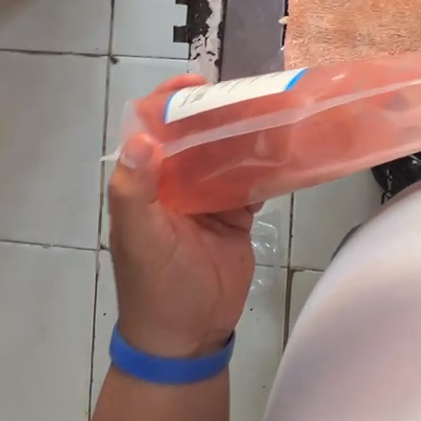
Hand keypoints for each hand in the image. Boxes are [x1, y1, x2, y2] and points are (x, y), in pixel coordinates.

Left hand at [109, 75, 256, 358]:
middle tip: (248, 92)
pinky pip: (250, 179)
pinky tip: (285, 146)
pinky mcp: (235, 214)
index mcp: (146, 183)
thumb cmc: (158, 287)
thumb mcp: (141, 241)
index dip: (169, 101)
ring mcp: (207, 198)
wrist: (189, 336)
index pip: (152, 129)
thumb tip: (142, 140)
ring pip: (225, 153)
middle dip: (216, 111)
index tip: (197, 83)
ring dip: (244, 133)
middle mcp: (175, 183)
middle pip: (194, 135)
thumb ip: (135, 193)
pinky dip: (265, 163)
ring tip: (272, 109)